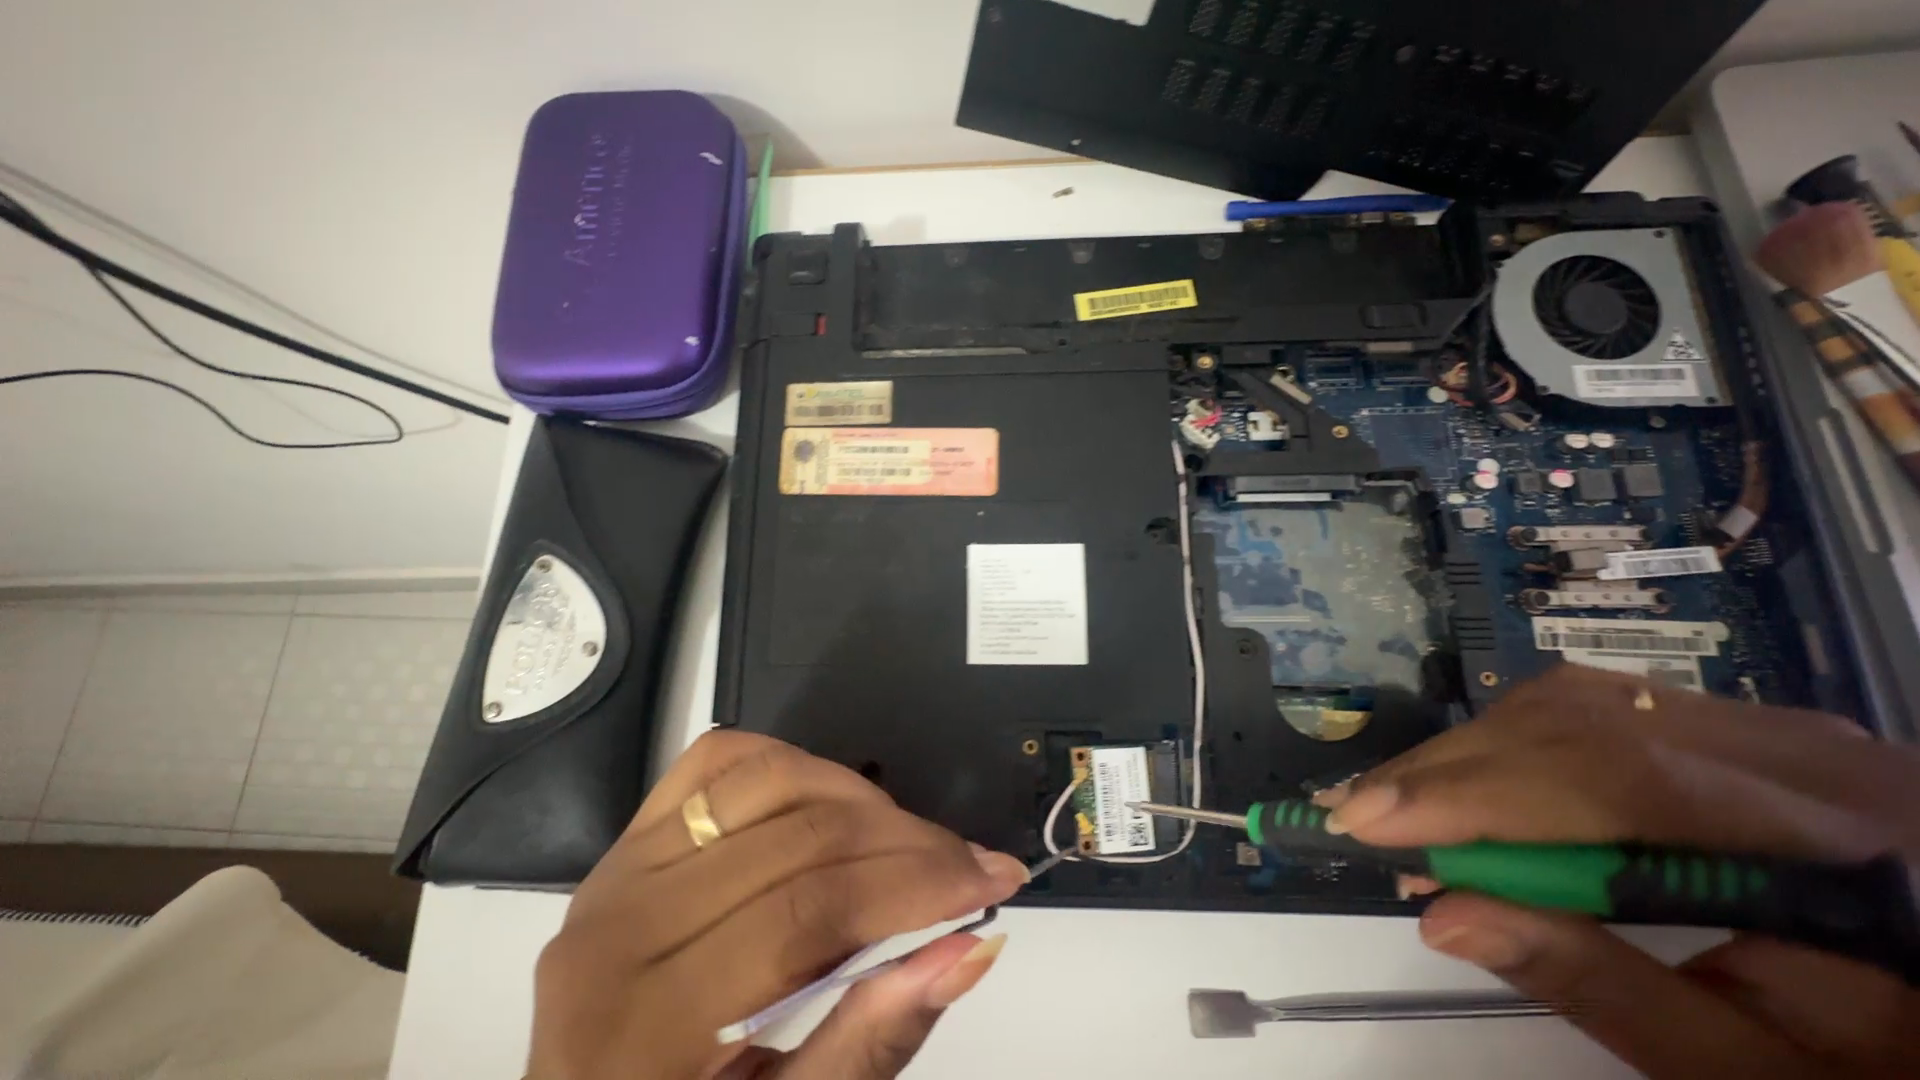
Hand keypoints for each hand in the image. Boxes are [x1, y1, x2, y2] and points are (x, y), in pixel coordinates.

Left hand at [528, 731, 1028, 1079]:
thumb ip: (869, 1044)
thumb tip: (968, 949)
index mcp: (644, 1024)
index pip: (805, 913)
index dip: (912, 885)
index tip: (992, 881)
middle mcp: (620, 924)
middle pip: (796, 838)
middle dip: (908, 842)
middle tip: (975, 864)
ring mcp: (617, 868)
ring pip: (764, 777)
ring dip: (858, 797)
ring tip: (910, 844)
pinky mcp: (627, 839)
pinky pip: (717, 762)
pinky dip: (791, 765)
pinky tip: (834, 806)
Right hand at [1317, 665, 1919, 1078]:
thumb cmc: (1886, 1067)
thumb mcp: (1762, 1068)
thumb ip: (1609, 988)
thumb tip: (1444, 918)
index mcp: (1860, 840)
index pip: (1623, 779)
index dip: (1479, 794)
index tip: (1367, 824)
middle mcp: (1810, 753)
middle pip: (1582, 726)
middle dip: (1450, 772)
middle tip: (1355, 819)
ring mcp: (1769, 729)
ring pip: (1573, 706)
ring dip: (1467, 757)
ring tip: (1396, 809)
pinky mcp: (1728, 729)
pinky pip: (1591, 713)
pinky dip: (1506, 750)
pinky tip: (1463, 790)